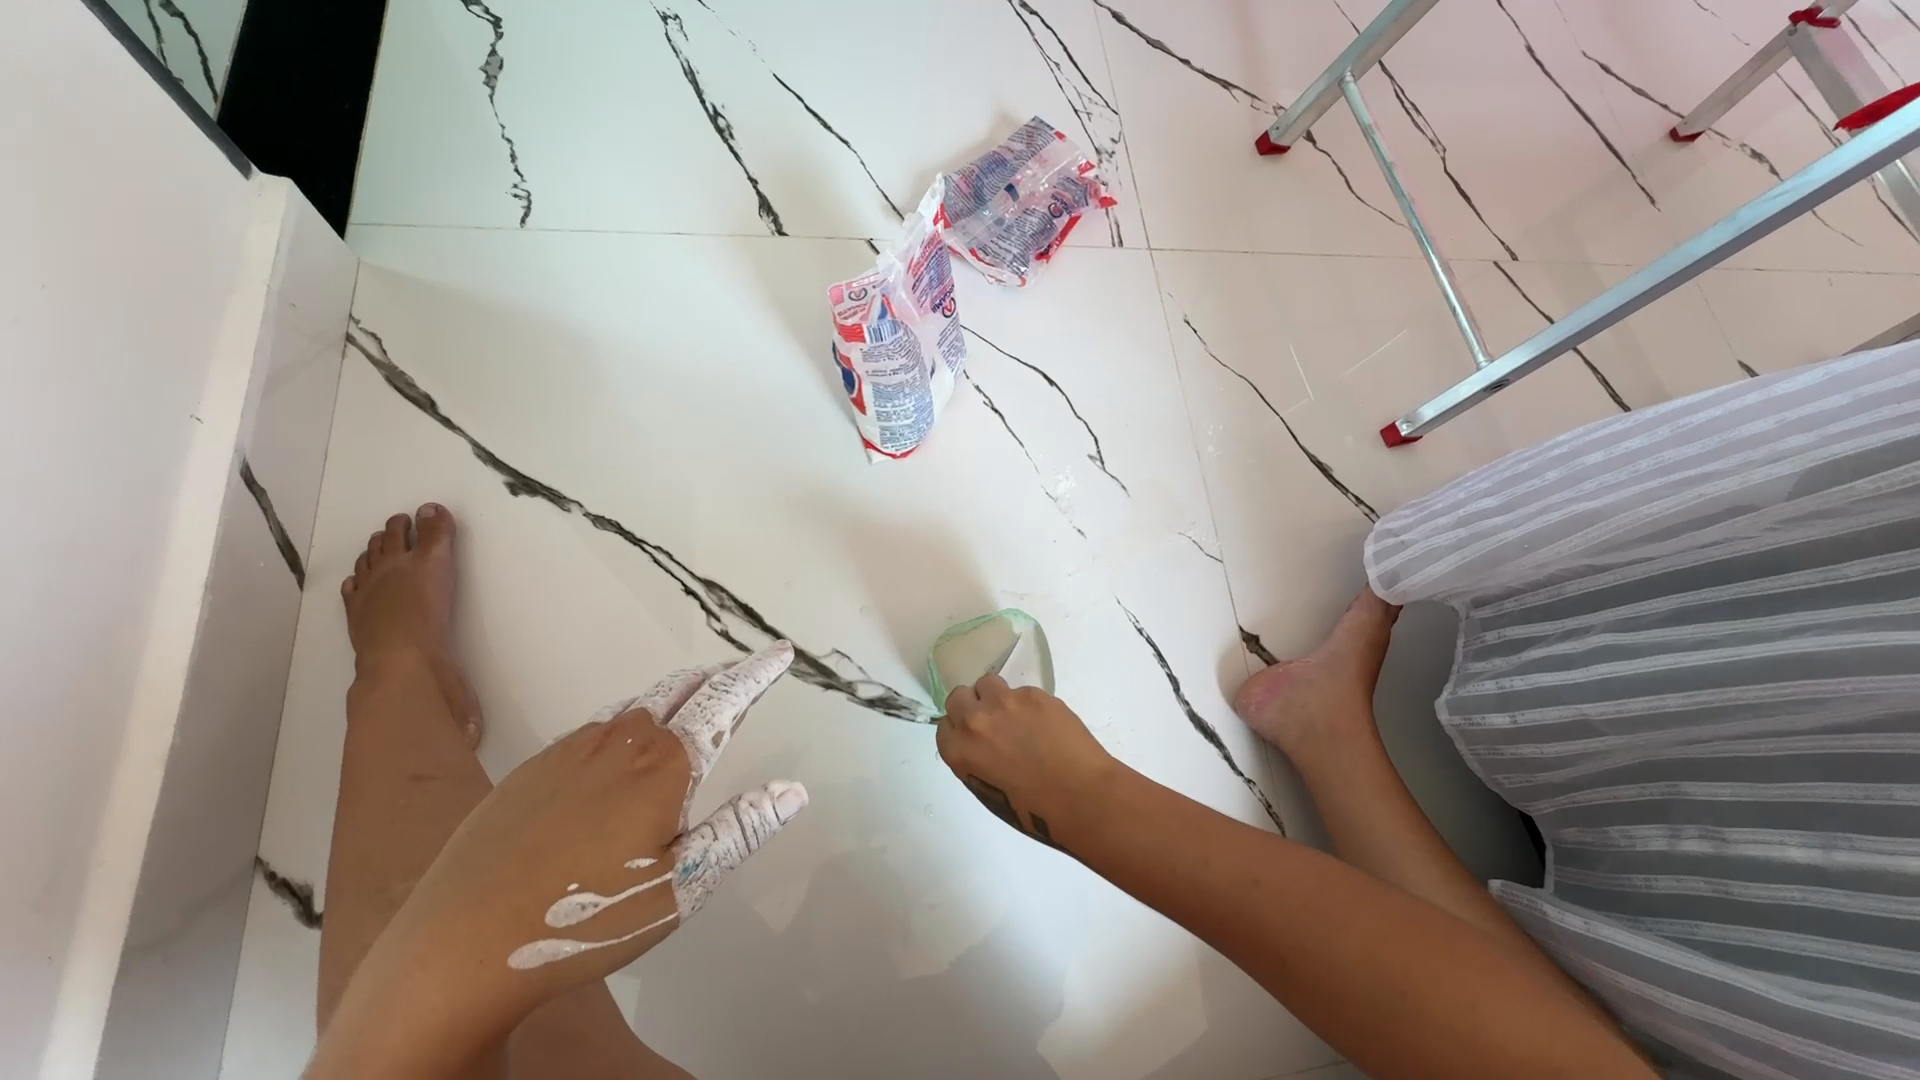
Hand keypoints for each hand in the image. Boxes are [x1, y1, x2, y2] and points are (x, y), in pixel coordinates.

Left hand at [337, 643, 805, 1041]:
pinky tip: (619, 758)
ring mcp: (571, 751)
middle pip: (679, 692)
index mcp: (665, 766)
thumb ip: (740, 831)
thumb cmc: (586, 917)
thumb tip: (792, 790)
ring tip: (688, 711)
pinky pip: (595, 731)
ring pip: (635, 710)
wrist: (459, 942)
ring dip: (670, 701)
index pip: (723, 703)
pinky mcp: (534, 768)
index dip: (756, 676)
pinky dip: (625, 727)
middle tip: (738, 680)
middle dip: (714, 681)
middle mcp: (621, 743)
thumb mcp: (681, 887)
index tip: (780, 653)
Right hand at [935, 676, 1117, 855]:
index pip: (945, 726)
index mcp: (959, 751)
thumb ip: (974, 762)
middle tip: (992, 722)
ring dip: (996, 697)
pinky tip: (1045, 724)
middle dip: (972, 707)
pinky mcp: (1033, 694)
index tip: (974, 737)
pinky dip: (1028, 705)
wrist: (1080, 796)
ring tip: (1017, 716)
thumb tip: (981, 747)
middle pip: (959, 697)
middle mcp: (975, 721)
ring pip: (988, 684)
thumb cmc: (1034, 810)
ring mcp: (1005, 703)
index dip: (959, 730)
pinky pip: (1021, 691)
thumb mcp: (988, 792)